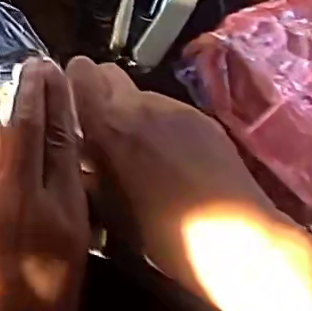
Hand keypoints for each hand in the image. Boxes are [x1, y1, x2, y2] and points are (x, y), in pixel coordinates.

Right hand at [65, 57, 284, 283]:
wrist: (237, 241)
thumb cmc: (163, 235)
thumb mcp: (108, 209)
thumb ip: (88, 172)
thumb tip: (80, 158)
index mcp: (108, 123)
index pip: (80, 69)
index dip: (73, 82)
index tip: (74, 106)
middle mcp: (139, 104)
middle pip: (108, 71)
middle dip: (101, 91)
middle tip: (104, 127)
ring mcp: (174, 107)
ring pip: (140, 94)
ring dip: (134, 113)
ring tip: (144, 152)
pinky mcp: (202, 117)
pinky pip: (169, 111)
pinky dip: (164, 127)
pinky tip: (177, 161)